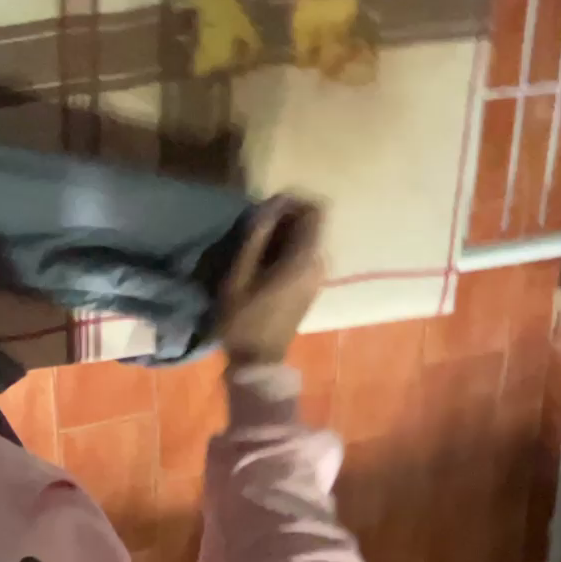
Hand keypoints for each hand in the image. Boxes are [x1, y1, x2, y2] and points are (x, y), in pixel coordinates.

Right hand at [217, 196, 325, 365]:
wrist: (258, 359)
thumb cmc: (243, 319)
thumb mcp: (239, 276)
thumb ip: (256, 238)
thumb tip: (270, 204)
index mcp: (305, 258)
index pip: (315, 209)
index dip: (291, 201)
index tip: (263, 209)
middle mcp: (320, 262)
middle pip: (312, 223)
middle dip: (285, 218)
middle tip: (252, 230)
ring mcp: (319, 276)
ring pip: (308, 238)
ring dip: (283, 235)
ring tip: (253, 248)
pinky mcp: (312, 285)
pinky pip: (304, 254)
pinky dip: (286, 250)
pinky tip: (262, 266)